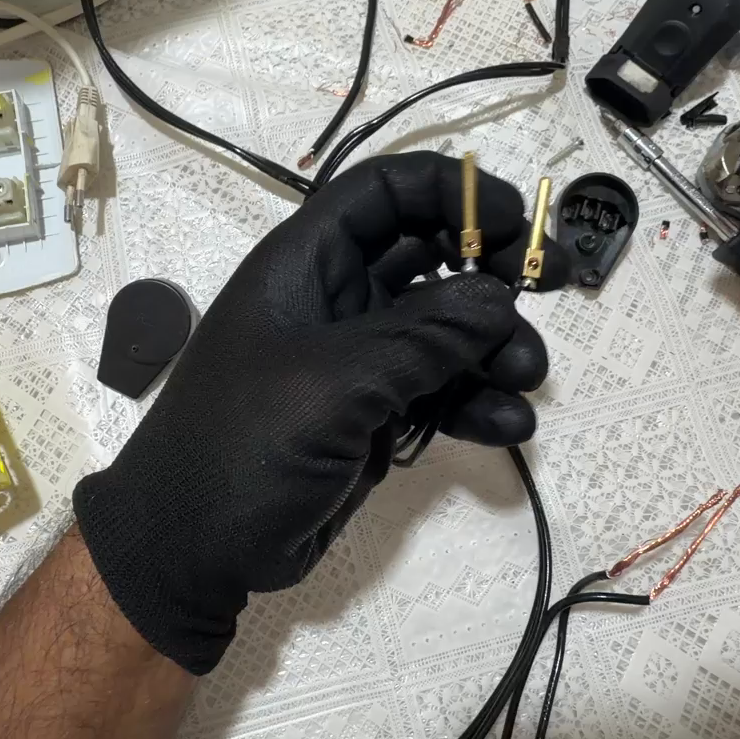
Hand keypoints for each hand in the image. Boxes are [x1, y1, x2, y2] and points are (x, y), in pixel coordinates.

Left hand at [73, 152, 566, 672]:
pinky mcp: (376, 412)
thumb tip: (498, 298)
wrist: (193, 548)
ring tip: (528, 376)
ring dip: (494, 345)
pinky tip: (508, 425)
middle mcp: (337, 299)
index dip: (451, 191)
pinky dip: (477, 401)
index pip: (383, 192)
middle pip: (428, 255)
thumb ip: (418, 337)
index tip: (517, 220)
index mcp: (307, 264)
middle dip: (490, 268)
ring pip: (445, 327)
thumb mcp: (330, 384)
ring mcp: (359, 359)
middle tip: (546, 286)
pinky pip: (440, 390)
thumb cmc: (242, 446)